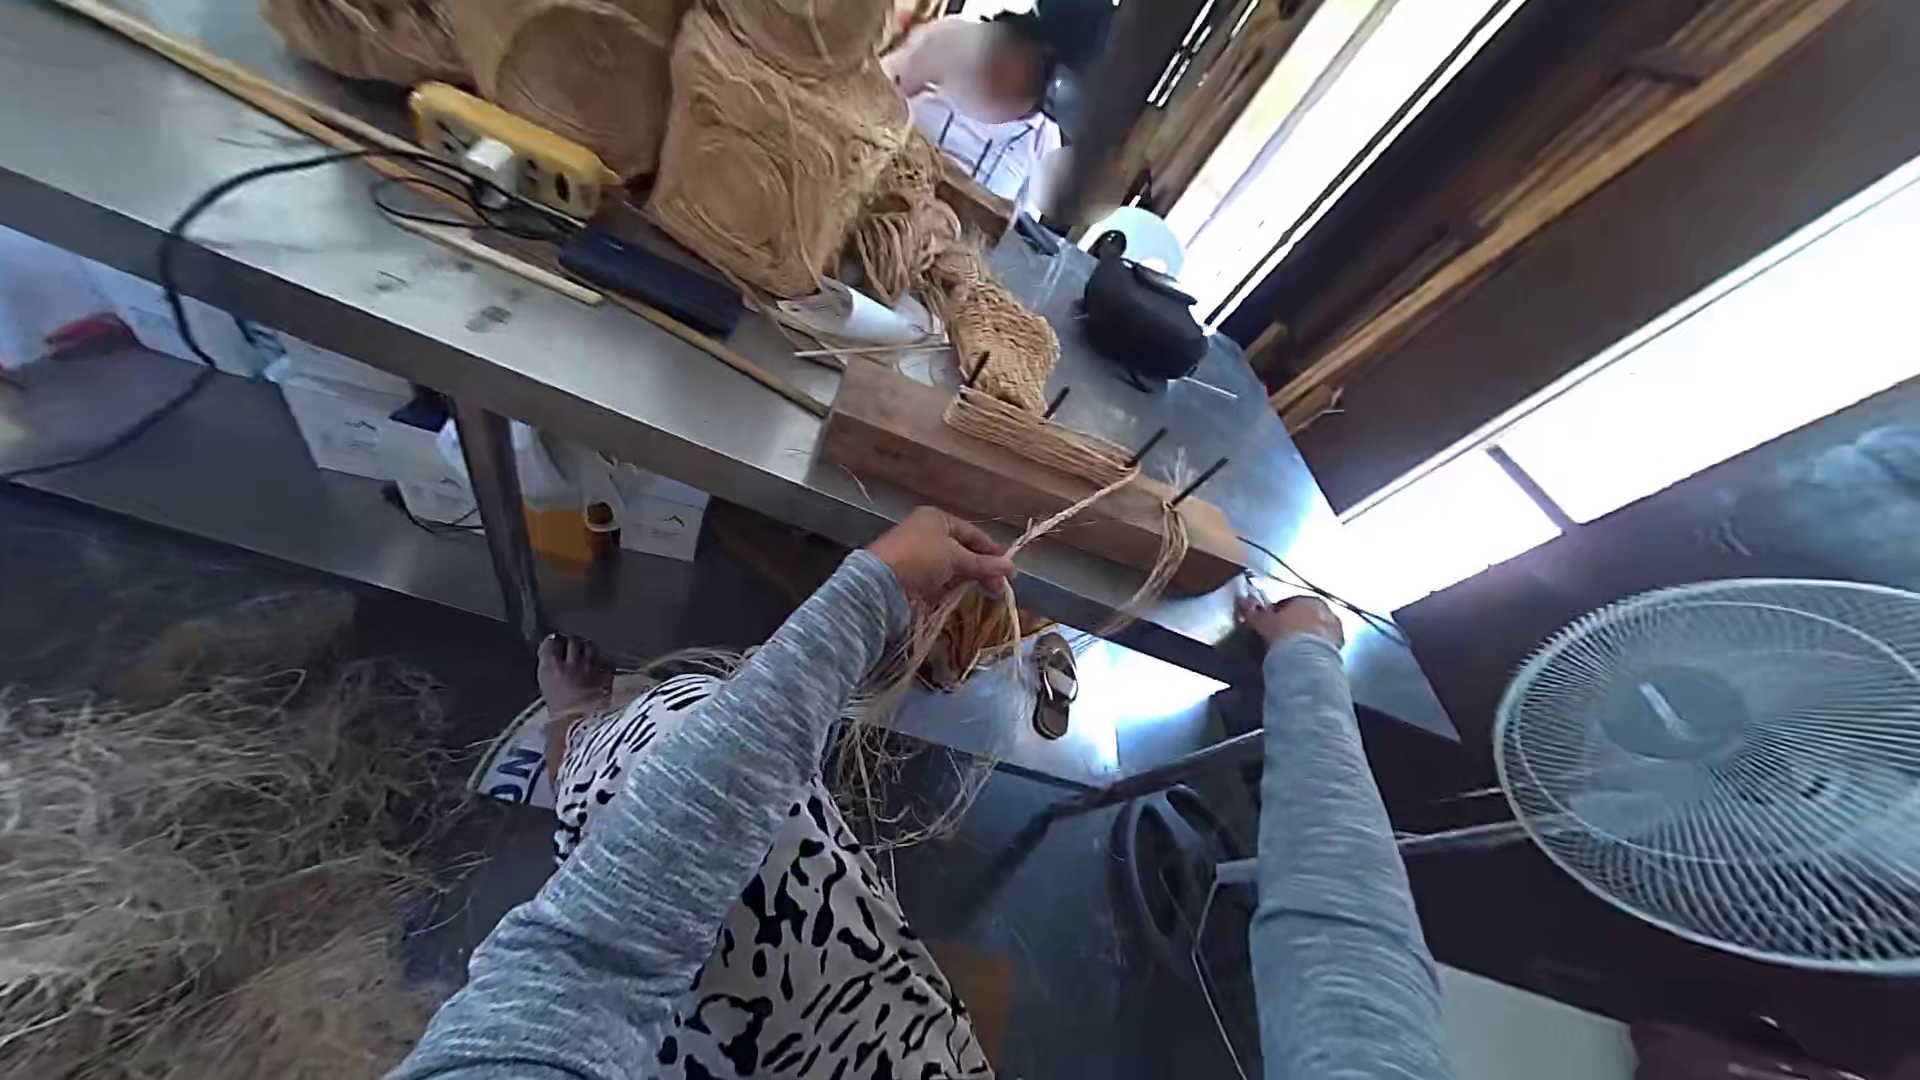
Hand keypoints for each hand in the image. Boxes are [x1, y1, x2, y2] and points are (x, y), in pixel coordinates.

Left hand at [868, 507, 1015, 603]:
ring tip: (987, 594)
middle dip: (982, 568)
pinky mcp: (911, 577)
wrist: (880, 583)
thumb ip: (984, 564)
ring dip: (969, 579)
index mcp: (936, 519)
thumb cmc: (920, 558)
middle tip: (999, 588)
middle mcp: (927, 533)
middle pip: (963, 550)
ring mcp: (918, 556)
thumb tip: (1011, 568)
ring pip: (951, 567)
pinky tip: (964, 598)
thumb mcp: (956, 558)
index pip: (972, 533)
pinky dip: (952, 588)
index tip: (1008, 569)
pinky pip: (939, 581)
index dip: (991, 550)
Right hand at [1235, 592, 1344, 649]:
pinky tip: (1302, 656)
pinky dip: (1314, 649)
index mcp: (1307, 599)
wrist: (1306, 659)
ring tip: (1291, 648)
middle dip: (1294, 624)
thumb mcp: (1262, 621)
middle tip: (1280, 635)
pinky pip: (1323, 645)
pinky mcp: (1340, 647)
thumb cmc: (1284, 634)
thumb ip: (1252, 611)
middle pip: (1306, 615)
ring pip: (1316, 630)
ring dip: (1306, 636)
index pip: (1290, 602)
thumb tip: (1244, 602)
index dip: (1277, 613)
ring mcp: (1335, 629)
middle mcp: (1325, 611)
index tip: (1269, 622)